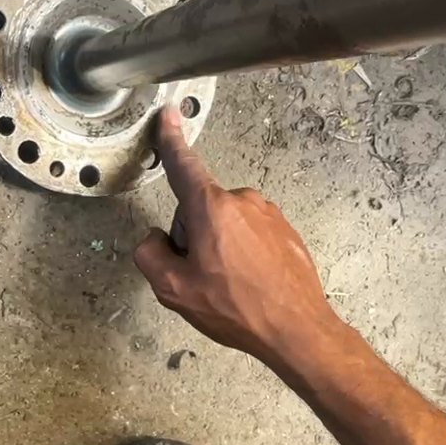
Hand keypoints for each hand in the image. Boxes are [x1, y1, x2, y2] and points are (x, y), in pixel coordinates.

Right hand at [134, 105, 347, 370]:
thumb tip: (156, 240)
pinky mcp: (285, 231)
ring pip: (224, 225)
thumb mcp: (173, 288)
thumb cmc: (236, 308)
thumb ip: (149, 254)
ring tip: (229, 286)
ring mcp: (268, 215)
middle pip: (198, 210)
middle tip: (203, 277)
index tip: (168, 114)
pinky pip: (249, 236)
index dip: (170, 140)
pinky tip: (248, 285)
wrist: (296, 330)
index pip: (183, 166)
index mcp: (211, 208)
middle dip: (192, 240)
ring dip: (218, 249)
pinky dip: (243, 256)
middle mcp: (242, 201)